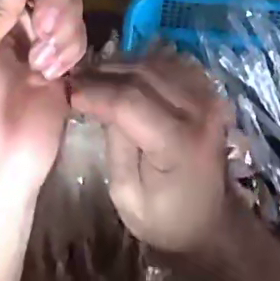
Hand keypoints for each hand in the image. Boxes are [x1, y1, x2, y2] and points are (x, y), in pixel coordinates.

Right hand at [66, 53, 233, 254]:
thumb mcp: (129, 197)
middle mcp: (199, 110)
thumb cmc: (167, 217)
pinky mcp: (205, 88)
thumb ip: (115, 146)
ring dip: (120, 65)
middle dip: (103, 74)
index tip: (68, 91)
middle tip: (74, 78)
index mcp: (180, 143)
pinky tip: (121, 73)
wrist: (211, 218)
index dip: (96, 92)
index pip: (130, 102)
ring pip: (153, 62)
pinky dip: (140, 63)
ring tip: (92, 74)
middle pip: (142, 75)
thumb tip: (100, 102)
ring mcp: (206, 94)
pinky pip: (166, 63)